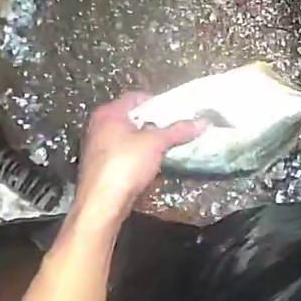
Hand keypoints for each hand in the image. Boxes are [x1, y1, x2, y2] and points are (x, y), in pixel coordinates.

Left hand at [72, 94, 205, 220]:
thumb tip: (202, 122)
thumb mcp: (157, 143)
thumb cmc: (126, 163)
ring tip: (168, 144)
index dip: (157, 102)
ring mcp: (97, 147)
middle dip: (154, 122)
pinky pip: (123, 152)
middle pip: (132, 117)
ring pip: (127, 136)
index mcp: (109, 113)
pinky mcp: (100, 166)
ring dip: (147, 139)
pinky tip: (153, 162)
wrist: (102, 202)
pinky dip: (138, 153)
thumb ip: (178, 131)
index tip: (175, 110)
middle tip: (175, 126)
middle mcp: (99, 126)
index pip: (136, 97)